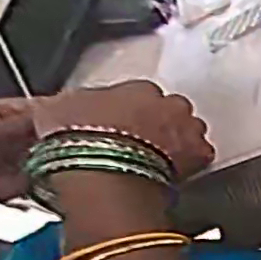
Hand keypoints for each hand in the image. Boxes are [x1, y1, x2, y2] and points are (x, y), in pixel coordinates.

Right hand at [31, 80, 215, 180]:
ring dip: (180, 140)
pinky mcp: (202, 154)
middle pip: (174, 110)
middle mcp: (171, 105)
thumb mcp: (57, 109)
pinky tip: (173, 169)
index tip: (126, 121)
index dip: (133, 109)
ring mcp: (190, 129)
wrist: (105, 170)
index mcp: (140, 89)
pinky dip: (192, 161)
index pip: (143, 93)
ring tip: (159, 156)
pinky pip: (202, 154)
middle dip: (162, 122)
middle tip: (144, 139)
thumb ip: (75, 102)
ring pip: (192, 131)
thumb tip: (67, 106)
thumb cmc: (80, 140)